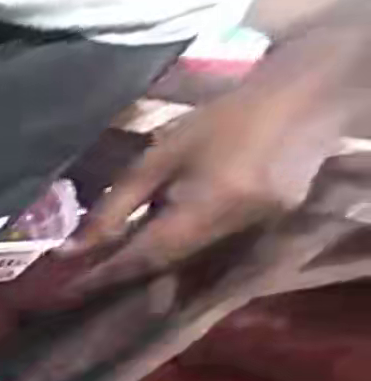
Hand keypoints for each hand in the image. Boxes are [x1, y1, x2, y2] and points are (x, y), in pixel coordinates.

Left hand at [58, 57, 346, 294]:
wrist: (315, 88)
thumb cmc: (223, 119)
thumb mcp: (153, 162)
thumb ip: (110, 210)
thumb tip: (69, 253)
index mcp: (213, 205)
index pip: (143, 257)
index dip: (101, 277)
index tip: (64, 291)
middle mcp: (242, 222)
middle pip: (165, 264)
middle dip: (118, 276)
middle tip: (75, 287)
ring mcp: (265, 222)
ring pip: (187, 260)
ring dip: (143, 269)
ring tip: (101, 273)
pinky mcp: (274, 219)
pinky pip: (210, 249)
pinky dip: (172, 256)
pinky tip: (143, 255)